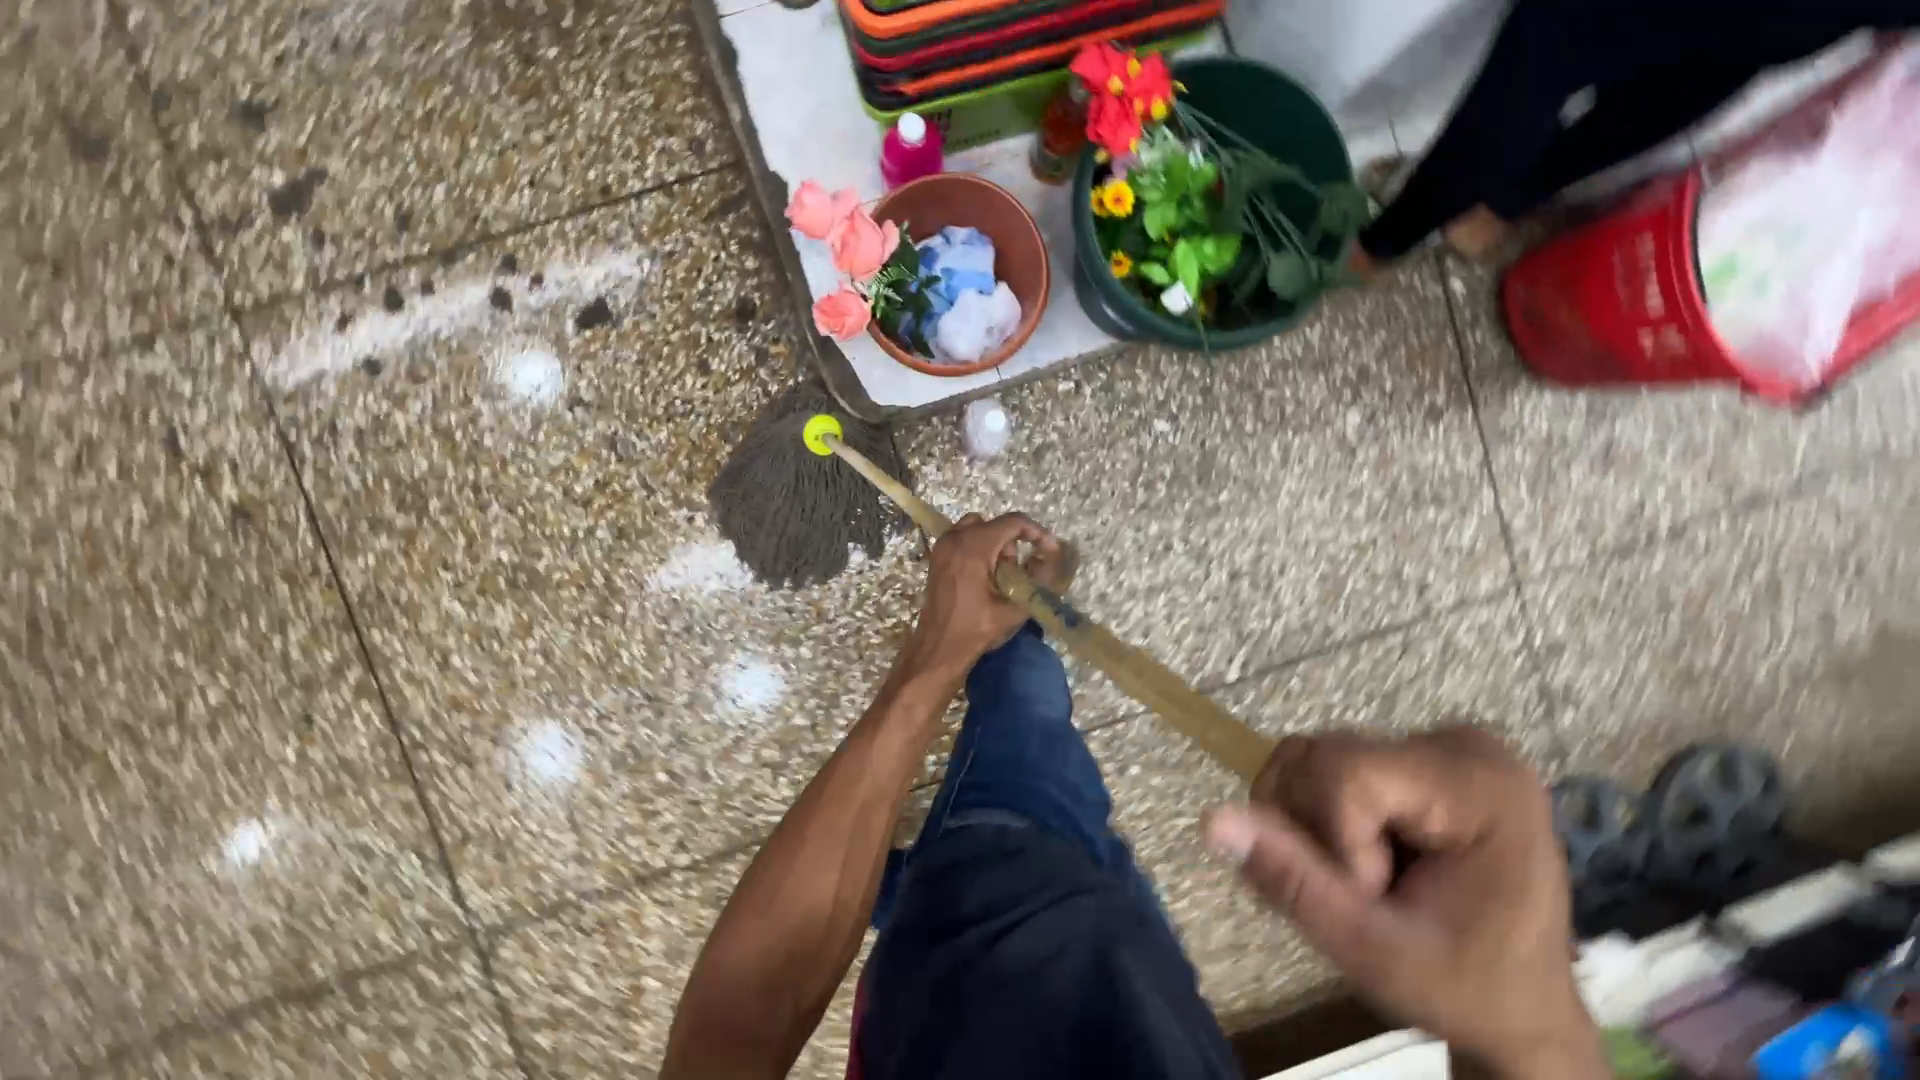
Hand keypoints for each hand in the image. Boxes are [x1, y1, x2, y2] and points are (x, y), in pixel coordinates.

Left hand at [897, 513, 1064, 680]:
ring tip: (1001, 577)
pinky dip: (979, 550)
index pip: (1013, 522)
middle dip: (1012, 543)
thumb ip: (1038, 581)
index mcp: (973, 546)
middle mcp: (955, 538)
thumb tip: (1052, 562)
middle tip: (1017, 573)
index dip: (1036, 532)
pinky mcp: (937, 557)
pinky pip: (963, 540)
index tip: (1050, 549)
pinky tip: (985, 578)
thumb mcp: (1015, 607)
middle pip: (994, 524)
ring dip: (995, 545)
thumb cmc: (976, 629)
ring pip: (978, 529)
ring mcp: (942, 546)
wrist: (939, 647)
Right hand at [1201, 728, 1606, 1079]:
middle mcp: (1461, 744)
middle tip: (1359, 896)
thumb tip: (1211, 818)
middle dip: (1313, 831)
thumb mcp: (1372, 950)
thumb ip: (1291, 879)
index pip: (1345, 774)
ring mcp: (1442, 743)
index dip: (1330, 841)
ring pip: (1313, 757)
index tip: (1375, 900)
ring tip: (1357, 880)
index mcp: (1478, 785)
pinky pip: (1328, 761)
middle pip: (1323, 757)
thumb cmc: (1463, 987)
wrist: (1520, 1006)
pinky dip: (1317, 811)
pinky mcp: (1419, 752)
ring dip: (1307, 822)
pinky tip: (1355, 856)